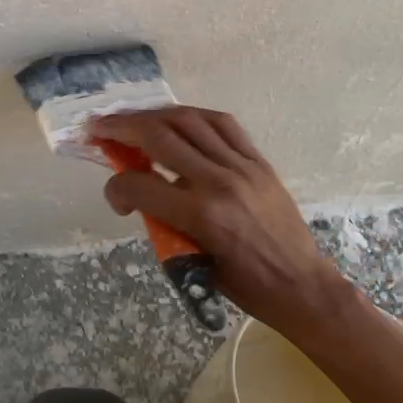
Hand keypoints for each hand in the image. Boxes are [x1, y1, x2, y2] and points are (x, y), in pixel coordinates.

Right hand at [93, 107, 351, 340]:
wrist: (305, 288)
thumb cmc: (247, 286)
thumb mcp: (194, 261)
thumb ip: (164, 220)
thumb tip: (137, 189)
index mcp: (202, 216)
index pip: (140, 184)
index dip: (116, 187)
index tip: (113, 197)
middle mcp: (219, 182)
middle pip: (158, 137)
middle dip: (120, 128)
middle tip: (98, 127)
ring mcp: (242, 167)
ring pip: (187, 120)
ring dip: (151, 114)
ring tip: (131, 118)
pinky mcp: (258, 161)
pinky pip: (221, 123)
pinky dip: (191, 115)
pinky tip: (175, 118)